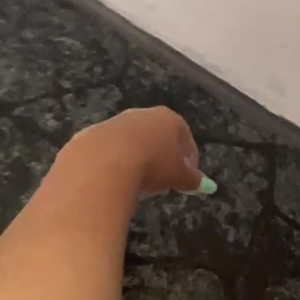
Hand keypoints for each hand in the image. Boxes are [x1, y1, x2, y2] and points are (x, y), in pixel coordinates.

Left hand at [64, 106, 208, 198]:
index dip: (189, 159)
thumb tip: (204, 184)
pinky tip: (118, 179)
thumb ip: (192, 178)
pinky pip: (112, 150)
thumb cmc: (152, 164)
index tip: (187, 178)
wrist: (105, 161)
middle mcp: (143, 114)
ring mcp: (117, 122)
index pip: (185, 137)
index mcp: (168, 118)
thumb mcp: (178, 176)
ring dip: (139, 159)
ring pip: (134, 142)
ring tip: (140, 183)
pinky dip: (117, 163)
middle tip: (164, 181)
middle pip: (158, 136)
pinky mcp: (94, 134)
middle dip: (162, 157)